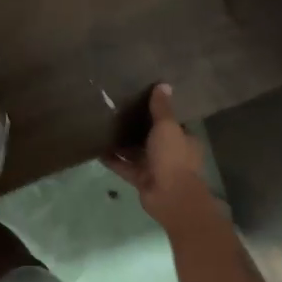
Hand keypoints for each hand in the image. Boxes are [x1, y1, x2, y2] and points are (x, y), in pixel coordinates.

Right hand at [105, 84, 215, 229]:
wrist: (170, 197)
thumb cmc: (173, 157)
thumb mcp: (167, 127)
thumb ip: (162, 108)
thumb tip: (164, 84)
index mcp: (184, 141)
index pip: (172, 123)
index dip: (159, 113)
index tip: (142, 100)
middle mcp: (172, 154)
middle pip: (152, 137)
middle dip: (138, 127)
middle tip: (118, 110)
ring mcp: (156, 168)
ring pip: (137, 152)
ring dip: (123, 143)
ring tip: (104, 126)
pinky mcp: (141, 179)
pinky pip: (124, 166)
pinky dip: (113, 159)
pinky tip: (97, 148)